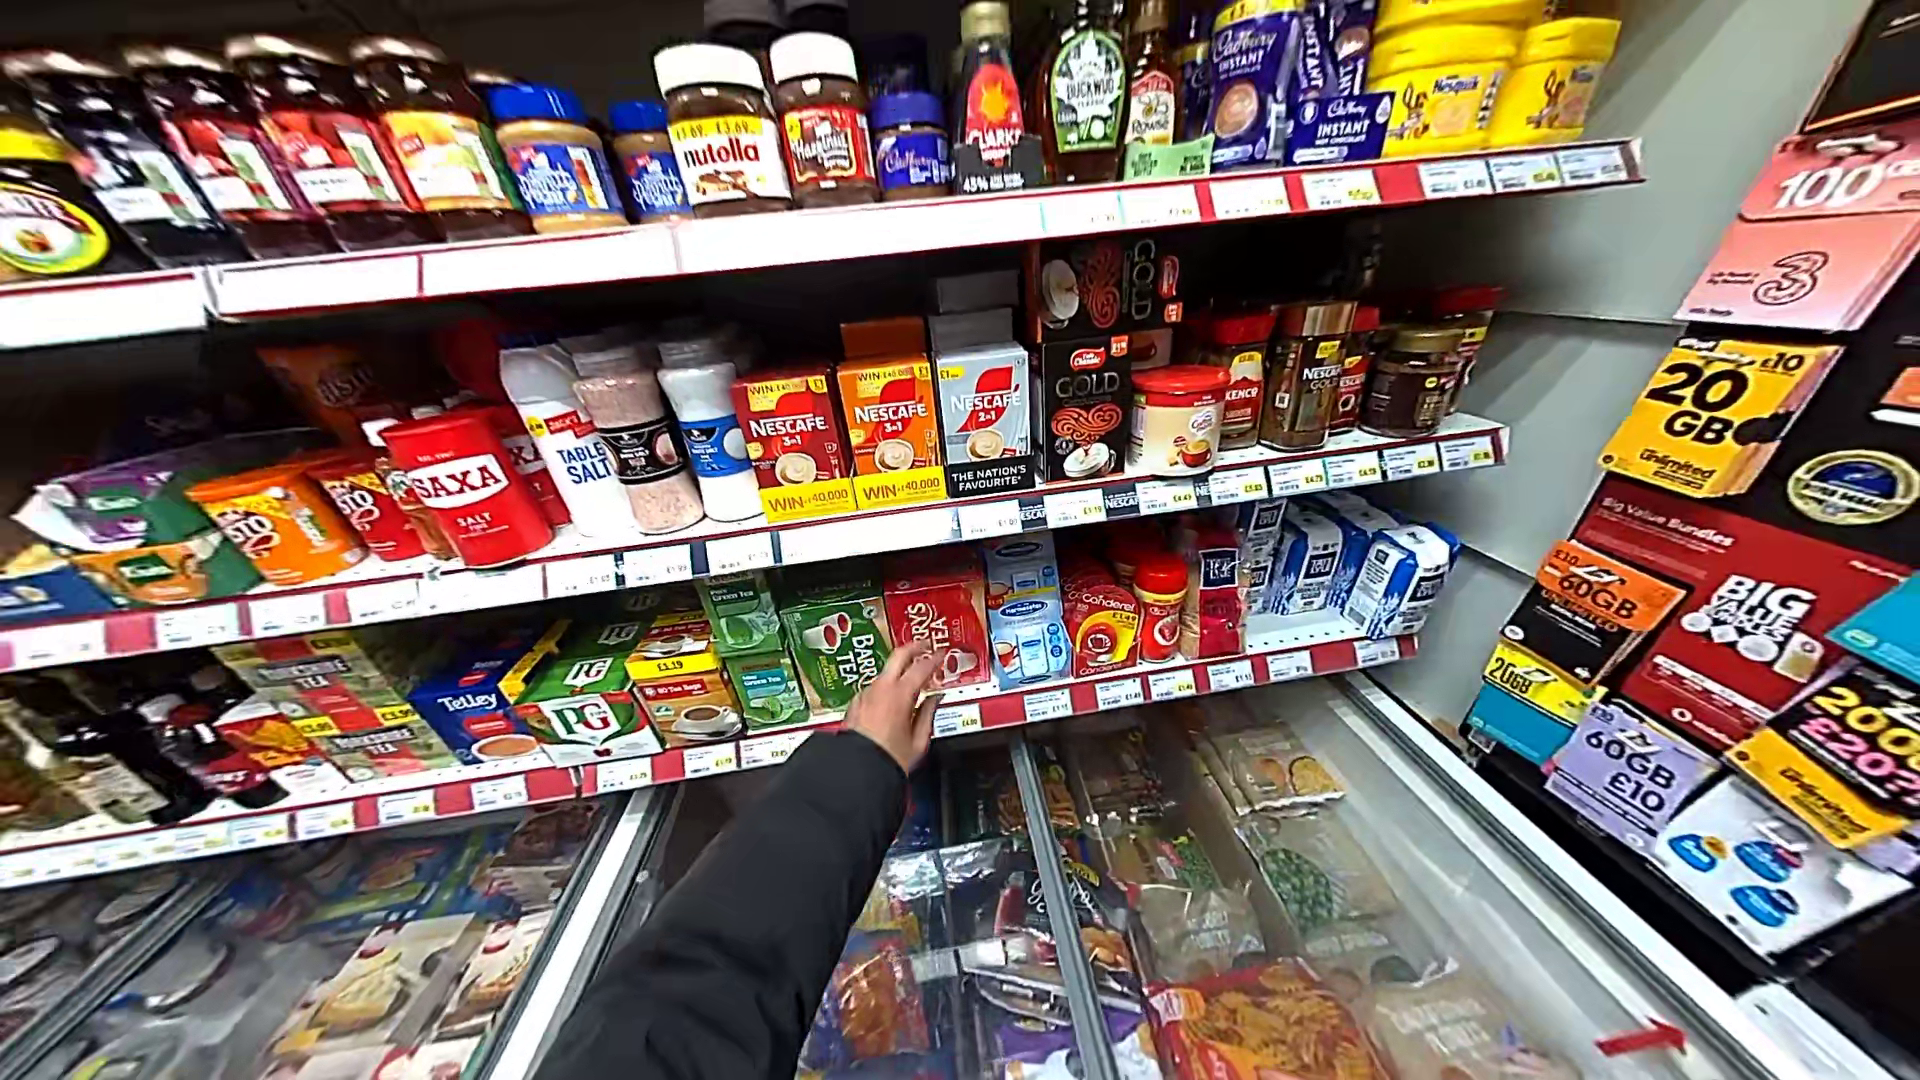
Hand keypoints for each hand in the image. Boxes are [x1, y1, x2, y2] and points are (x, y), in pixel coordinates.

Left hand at [844, 640, 940, 773]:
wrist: (856, 772)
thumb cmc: (886, 761)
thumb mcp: (919, 741)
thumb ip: (928, 714)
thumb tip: (934, 700)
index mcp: (900, 695)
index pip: (922, 666)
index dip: (935, 658)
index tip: (941, 655)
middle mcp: (880, 689)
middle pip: (899, 655)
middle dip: (914, 648)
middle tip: (926, 646)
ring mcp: (865, 694)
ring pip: (886, 672)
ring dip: (899, 670)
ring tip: (911, 679)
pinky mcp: (856, 703)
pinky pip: (874, 688)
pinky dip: (886, 687)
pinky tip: (892, 698)